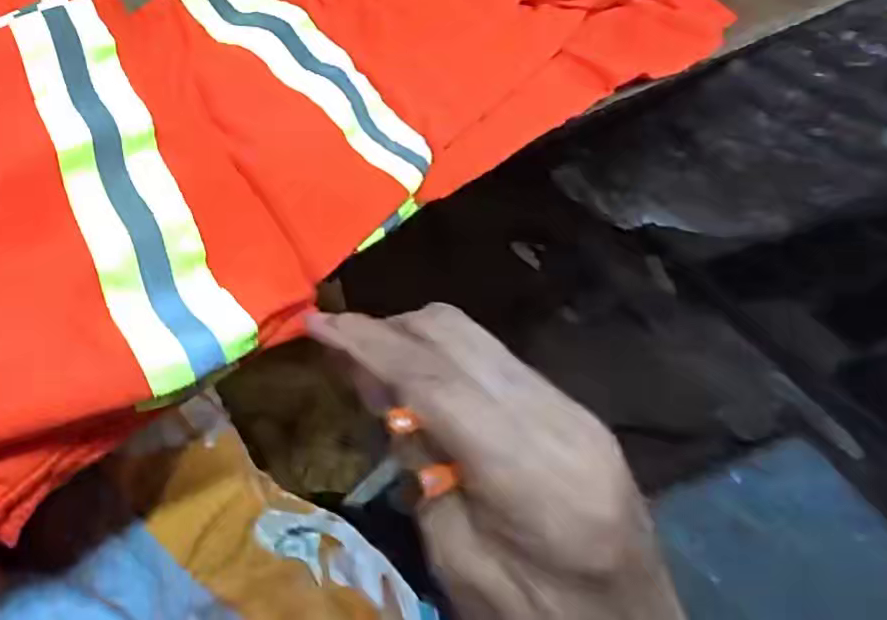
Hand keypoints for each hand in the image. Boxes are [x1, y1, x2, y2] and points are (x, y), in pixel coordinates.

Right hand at [306, 305, 683, 619]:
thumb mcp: (458, 562)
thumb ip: (418, 466)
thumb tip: (378, 389)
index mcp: (533, 477)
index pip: (434, 381)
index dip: (367, 343)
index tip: (316, 322)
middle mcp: (558, 422)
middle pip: (452, 336)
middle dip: (383, 328)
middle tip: (335, 342)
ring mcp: (571, 407)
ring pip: (469, 332)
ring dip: (409, 333)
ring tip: (371, 360)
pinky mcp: (569, 404)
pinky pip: (487, 352)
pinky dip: (439, 350)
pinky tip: (417, 377)